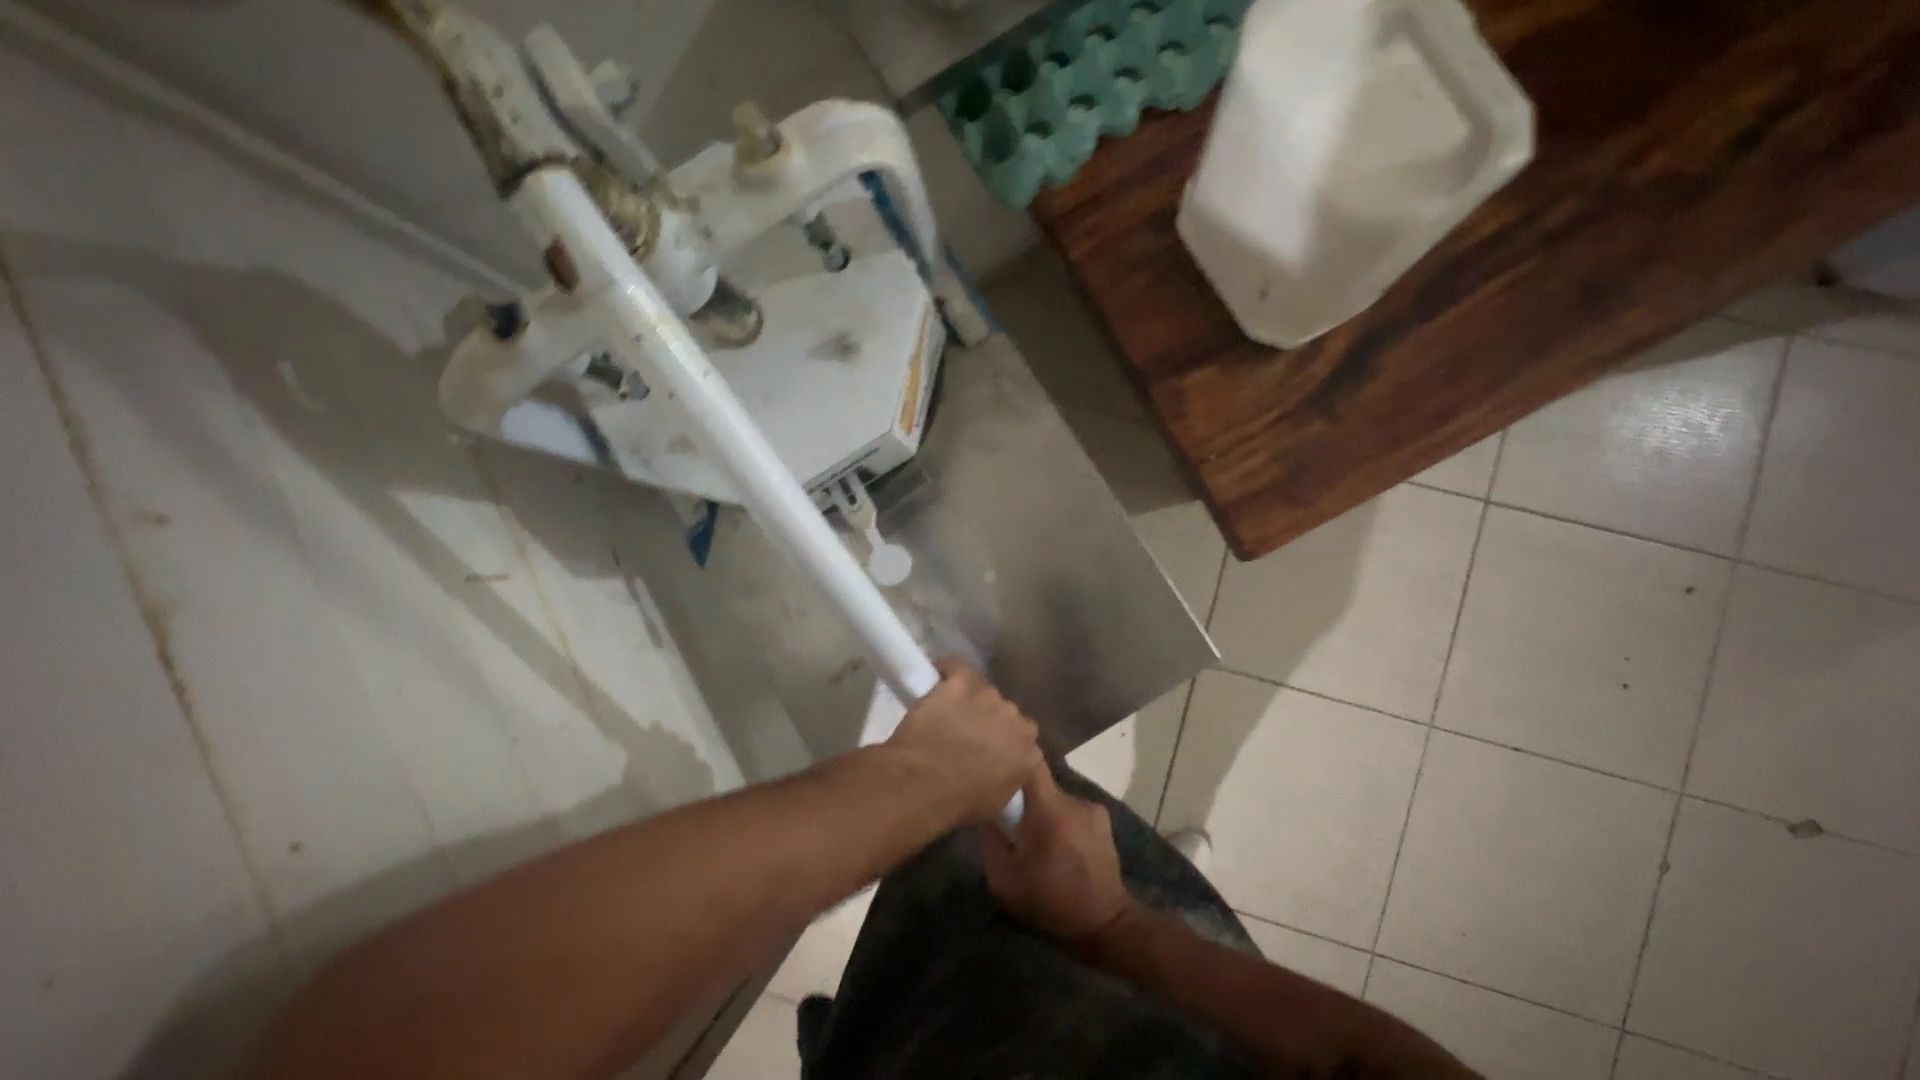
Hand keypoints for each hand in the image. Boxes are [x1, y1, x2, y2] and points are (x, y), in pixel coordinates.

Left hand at [885, 659, 1042, 824]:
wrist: (924, 782)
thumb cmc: (958, 803)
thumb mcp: (995, 802)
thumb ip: (1007, 779)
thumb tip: (1000, 770)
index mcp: (1029, 753)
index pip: (1023, 737)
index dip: (1003, 739)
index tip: (987, 747)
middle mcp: (1016, 719)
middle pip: (1004, 711)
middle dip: (988, 718)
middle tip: (964, 732)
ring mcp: (989, 697)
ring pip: (982, 690)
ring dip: (967, 697)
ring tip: (946, 712)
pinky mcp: (962, 680)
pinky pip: (956, 668)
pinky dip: (946, 671)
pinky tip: (935, 680)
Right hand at [981, 764, 1137, 947]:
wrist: (1104, 924)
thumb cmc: (1050, 903)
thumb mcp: (1004, 880)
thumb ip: (990, 840)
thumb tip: (985, 810)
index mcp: (1050, 811)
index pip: (1031, 763)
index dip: (1012, 761)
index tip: (997, 774)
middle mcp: (1074, 801)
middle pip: (1039, 783)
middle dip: (1025, 800)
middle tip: (1014, 828)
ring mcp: (1093, 808)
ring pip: (1055, 798)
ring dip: (1044, 813)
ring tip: (1041, 844)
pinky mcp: (1103, 818)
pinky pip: (1071, 809)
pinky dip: (1061, 821)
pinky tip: (1062, 848)